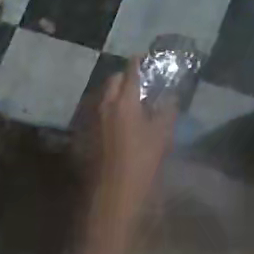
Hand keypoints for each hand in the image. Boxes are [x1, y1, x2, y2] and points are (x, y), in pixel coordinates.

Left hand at [89, 67, 177, 216]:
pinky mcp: (82, 135)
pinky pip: (93, 113)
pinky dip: (104, 111)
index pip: (130, 72)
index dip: (138, 63)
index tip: (143, 58)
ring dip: (112, 94)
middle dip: (123, 78)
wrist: (111, 195)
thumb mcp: (162, 137)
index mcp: (124, 101)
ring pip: (100, 97)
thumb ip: (167, 112)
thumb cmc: (141, 164)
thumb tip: (170, 97)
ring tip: (126, 102)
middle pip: (111, 81)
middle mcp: (103, 105)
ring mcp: (89, 119)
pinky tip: (112, 123)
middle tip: (137, 83)